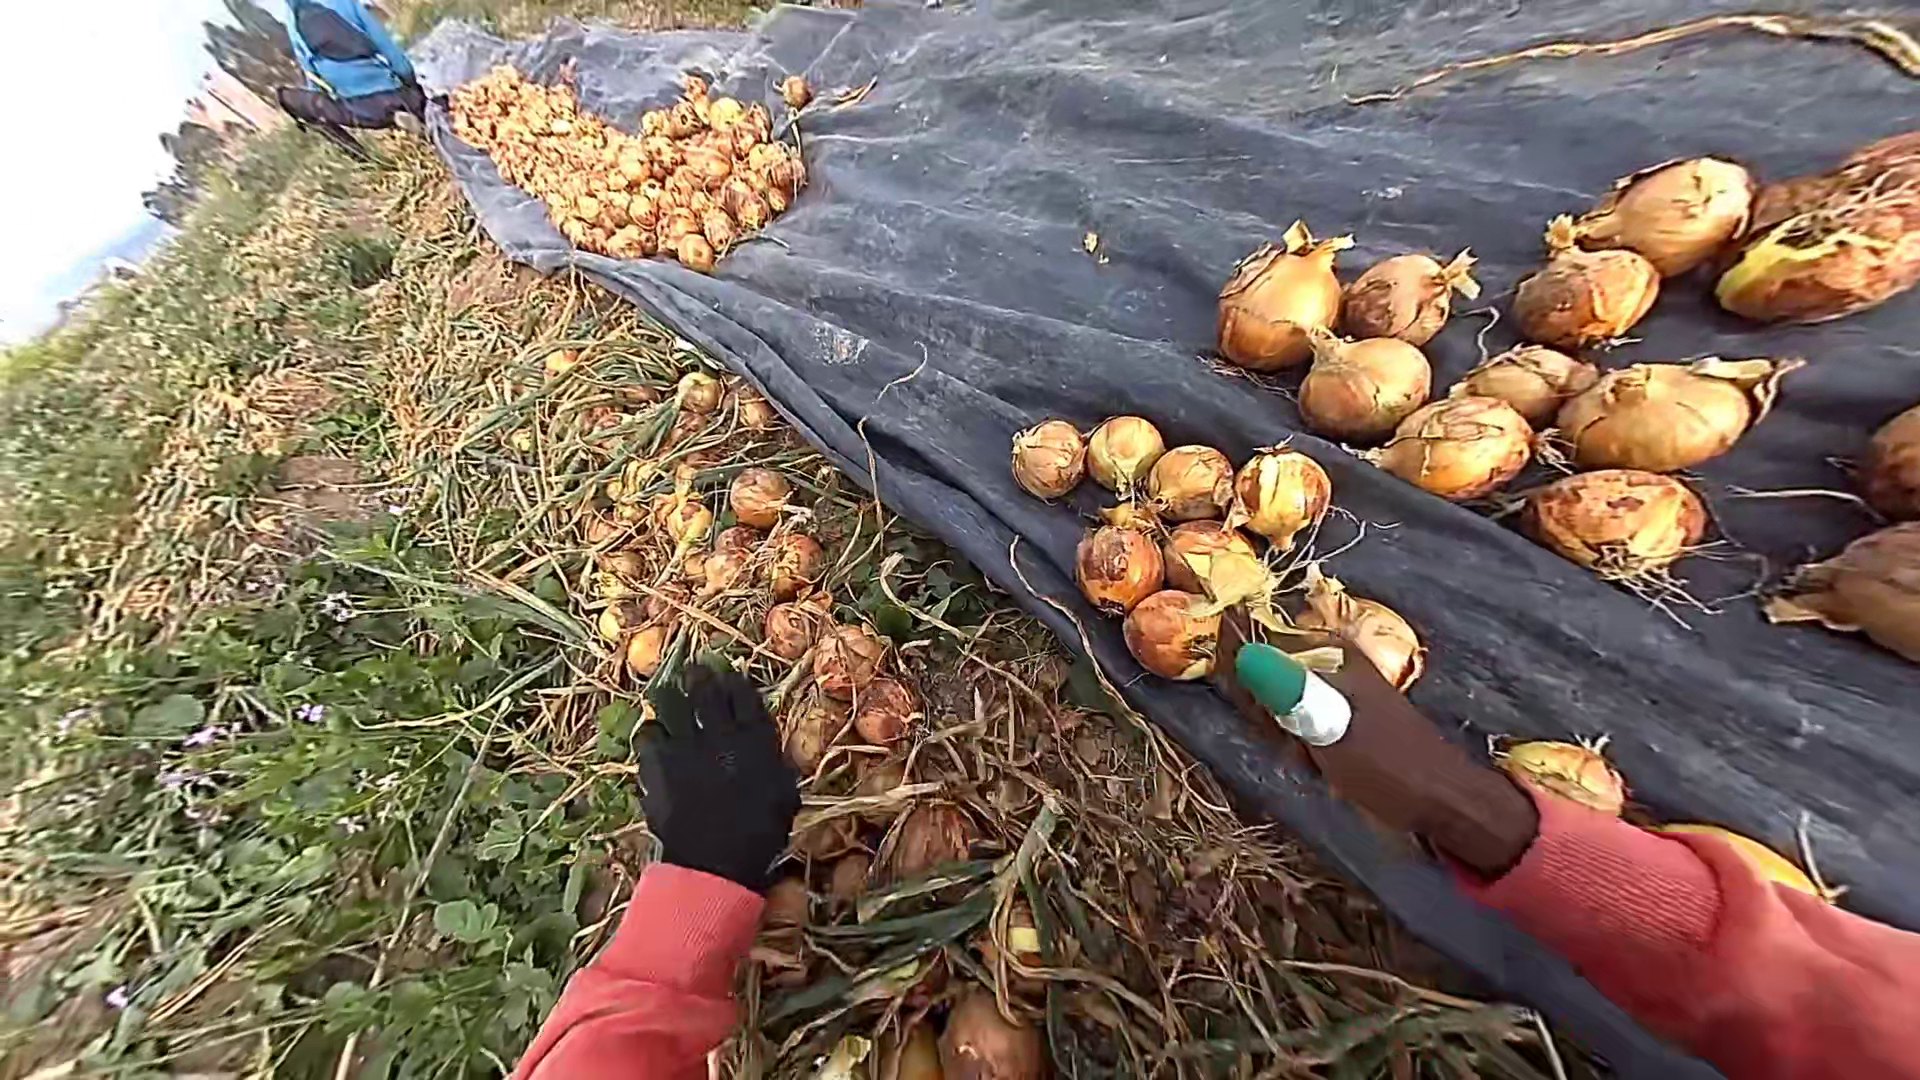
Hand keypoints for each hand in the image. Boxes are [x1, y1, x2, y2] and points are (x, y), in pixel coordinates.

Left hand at [638, 665, 799, 892]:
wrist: (715, 864)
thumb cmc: (760, 832)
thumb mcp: (784, 792)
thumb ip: (775, 764)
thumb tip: (773, 753)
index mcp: (754, 738)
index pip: (743, 695)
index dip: (735, 681)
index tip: (729, 676)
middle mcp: (720, 734)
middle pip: (705, 692)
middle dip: (699, 677)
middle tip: (693, 670)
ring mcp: (685, 748)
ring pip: (671, 707)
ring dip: (670, 699)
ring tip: (667, 695)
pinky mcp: (658, 767)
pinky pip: (648, 736)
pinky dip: (651, 732)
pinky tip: (653, 736)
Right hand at [1270, 637, 1539, 877]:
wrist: (1452, 809)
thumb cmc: (1391, 768)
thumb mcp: (1329, 730)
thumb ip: (1285, 690)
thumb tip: (1244, 652)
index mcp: (1334, 658)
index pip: (1263, 650)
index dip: (1249, 681)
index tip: (1255, 715)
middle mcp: (1337, 666)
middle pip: (1270, 675)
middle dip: (1267, 712)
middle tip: (1287, 744)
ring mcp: (1344, 692)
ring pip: (1284, 701)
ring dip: (1283, 733)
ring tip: (1305, 760)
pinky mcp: (1348, 717)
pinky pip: (1304, 719)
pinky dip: (1301, 742)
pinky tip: (1316, 765)